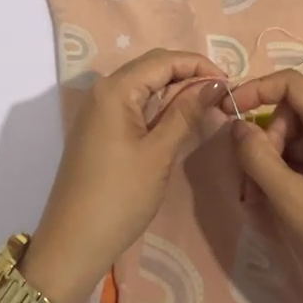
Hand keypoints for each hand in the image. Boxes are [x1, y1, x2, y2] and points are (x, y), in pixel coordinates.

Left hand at [23, 49, 225, 302]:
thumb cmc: (120, 196)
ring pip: (142, 84)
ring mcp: (98, 109)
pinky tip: (177, 118)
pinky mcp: (98, 128)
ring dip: (174, 89)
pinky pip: (132, 103)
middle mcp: (103, 90)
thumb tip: (215, 84)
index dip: (198, 64)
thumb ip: (186, 112)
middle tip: (221, 94)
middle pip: (151, 67)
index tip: (230, 82)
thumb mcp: (158, 153)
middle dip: (187, 74)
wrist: (73, 242)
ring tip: (206, 104)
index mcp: (115, 89)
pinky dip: (157, 105)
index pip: (163, 60)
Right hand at [227, 69, 302, 302]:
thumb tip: (236, 126)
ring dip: (280, 158)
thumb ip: (256, 156)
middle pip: (298, 112)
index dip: (255, 90)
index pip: (292, 83)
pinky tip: (289, 202)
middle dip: (269, 137)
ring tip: (268, 197)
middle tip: (256, 177)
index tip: (227, 112)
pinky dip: (298, 171)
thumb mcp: (290, 199)